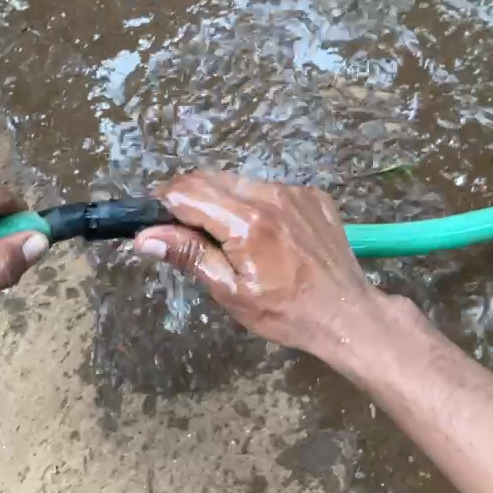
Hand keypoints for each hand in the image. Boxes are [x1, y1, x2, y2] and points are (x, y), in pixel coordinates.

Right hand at [130, 171, 383, 355]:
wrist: (347, 314)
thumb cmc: (284, 312)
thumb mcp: (230, 291)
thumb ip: (189, 255)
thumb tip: (145, 237)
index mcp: (246, 222)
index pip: (188, 192)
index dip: (163, 202)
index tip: (153, 219)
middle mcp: (270, 195)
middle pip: (210, 178)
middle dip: (187, 197)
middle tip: (181, 230)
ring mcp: (294, 192)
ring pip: (237, 181)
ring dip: (219, 200)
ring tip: (223, 236)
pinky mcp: (311, 195)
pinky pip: (267, 189)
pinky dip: (251, 203)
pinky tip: (260, 235)